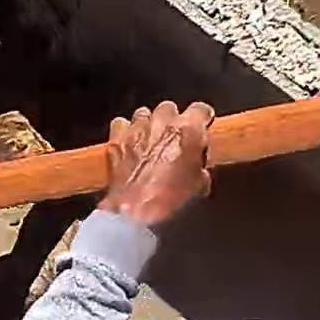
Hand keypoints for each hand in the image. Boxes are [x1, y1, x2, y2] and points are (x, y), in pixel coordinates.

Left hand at [98, 100, 214, 226]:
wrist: (136, 211)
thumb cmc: (172, 199)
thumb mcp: (199, 185)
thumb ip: (200, 168)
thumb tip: (198, 170)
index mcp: (189, 129)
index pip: (201, 109)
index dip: (203, 119)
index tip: (202, 128)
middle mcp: (162, 121)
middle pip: (170, 108)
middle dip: (173, 121)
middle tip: (175, 141)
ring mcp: (137, 128)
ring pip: (144, 113)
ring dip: (149, 124)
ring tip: (151, 142)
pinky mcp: (117, 138)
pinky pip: (122, 123)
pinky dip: (126, 131)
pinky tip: (130, 144)